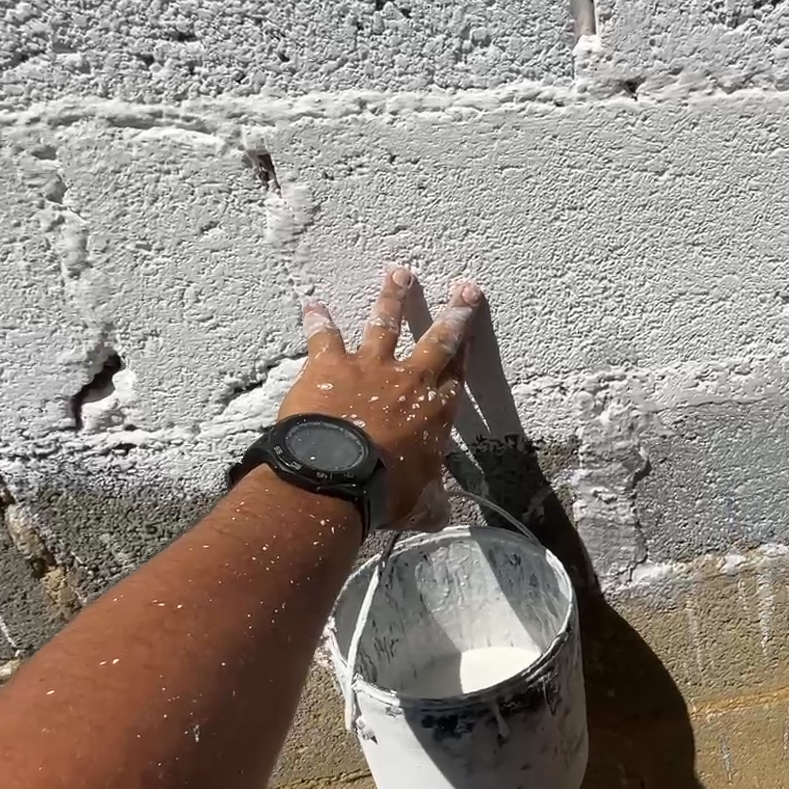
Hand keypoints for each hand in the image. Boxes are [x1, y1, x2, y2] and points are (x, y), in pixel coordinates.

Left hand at [276, 266, 482, 526]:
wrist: (336, 477)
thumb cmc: (386, 492)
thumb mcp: (418, 505)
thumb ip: (431, 504)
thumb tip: (440, 517)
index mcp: (436, 410)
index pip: (458, 371)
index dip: (468, 346)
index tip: (475, 326)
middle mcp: (410, 380)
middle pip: (438, 339)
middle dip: (455, 312)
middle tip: (465, 287)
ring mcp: (370, 368)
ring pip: (385, 324)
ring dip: (394, 297)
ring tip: (399, 272)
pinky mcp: (330, 367)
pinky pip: (326, 338)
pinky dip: (320, 322)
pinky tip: (314, 305)